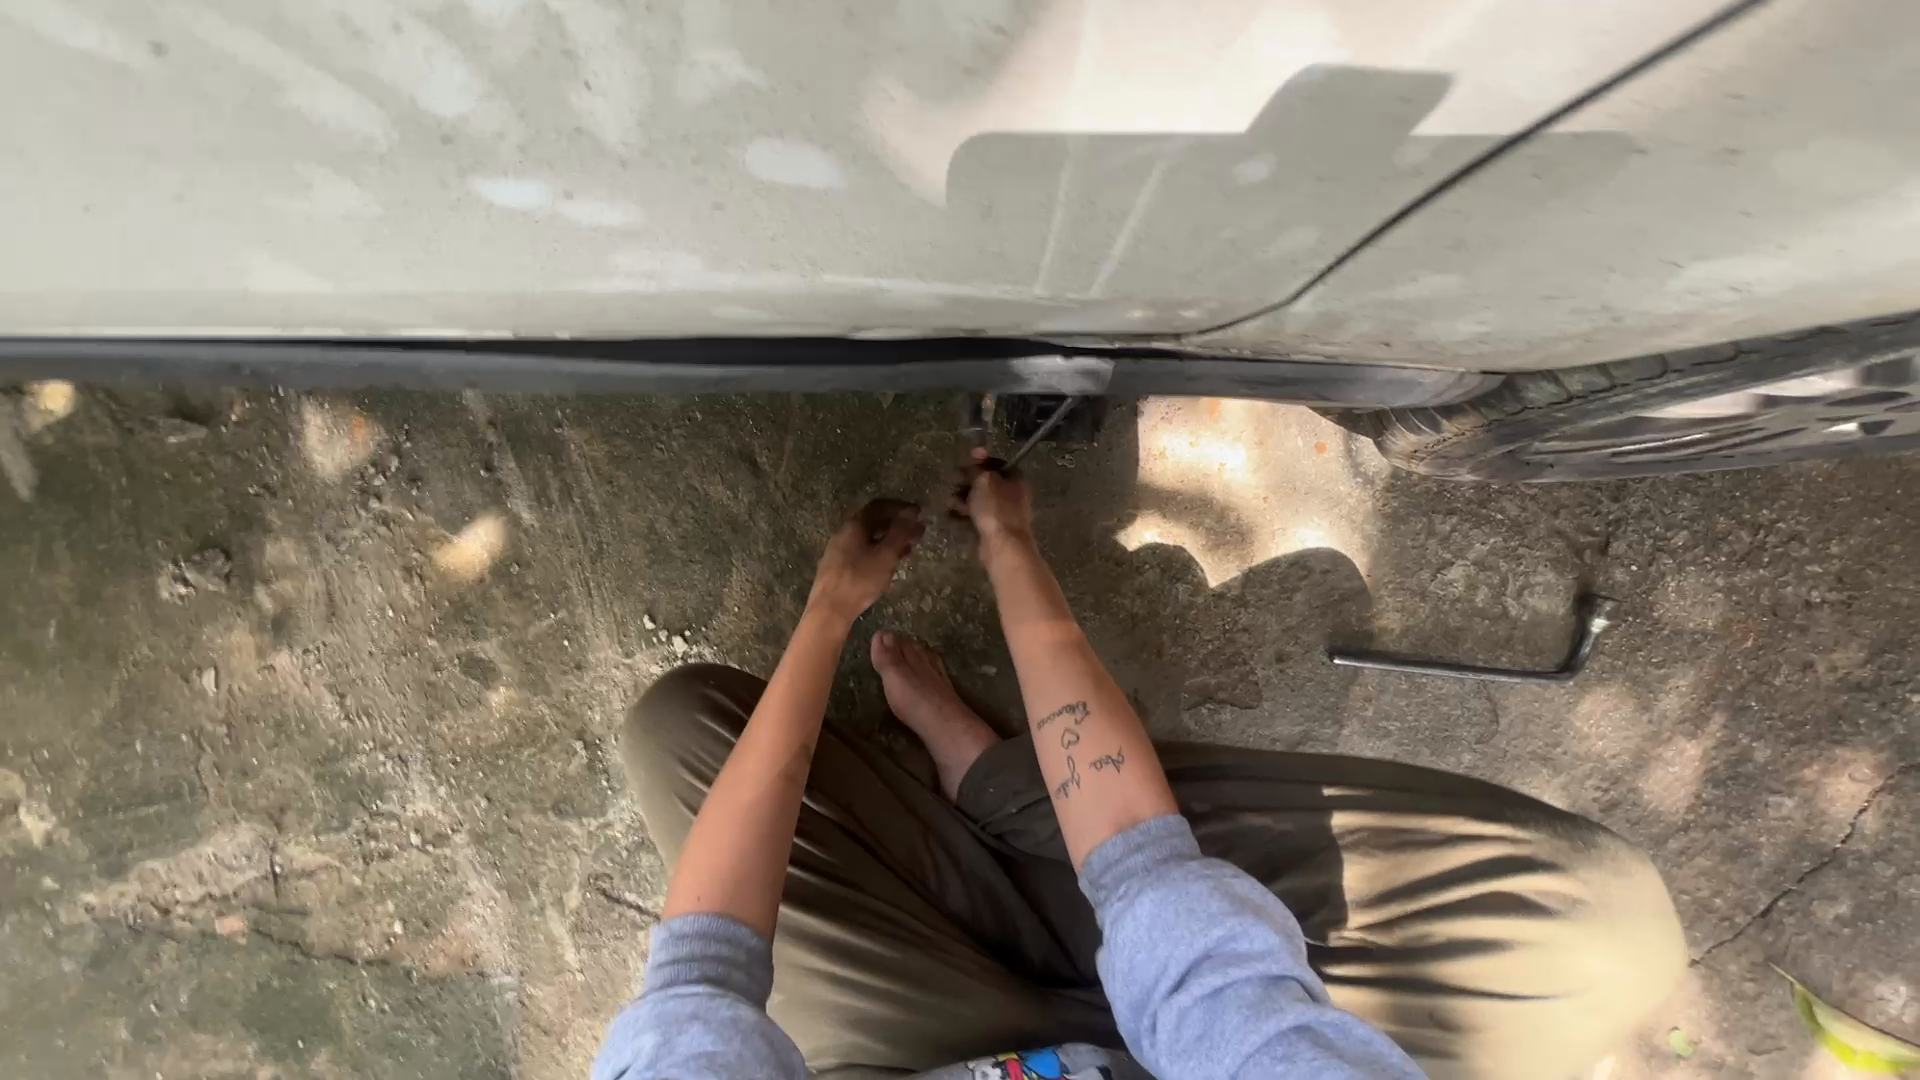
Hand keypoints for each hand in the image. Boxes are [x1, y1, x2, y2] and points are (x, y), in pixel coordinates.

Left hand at [807, 499, 924, 622]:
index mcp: (855, 525)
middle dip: (897, 525)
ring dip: (890, 540)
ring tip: (909, 550)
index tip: (918, 513)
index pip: (879, 506)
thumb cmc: (860, 579)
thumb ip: (899, 532)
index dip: (900, 507)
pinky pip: (862, 551)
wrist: (829, 609)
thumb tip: (911, 512)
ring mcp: (838, 550)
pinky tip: (889, 565)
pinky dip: (879, 552)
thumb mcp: (886, 555)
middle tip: (918, 533)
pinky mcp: (837, 566)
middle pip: (874, 522)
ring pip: (869, 538)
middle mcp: (844, 533)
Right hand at [950, 448, 1032, 548]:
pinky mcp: (995, 529)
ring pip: (981, 500)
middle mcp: (1013, 494)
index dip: (980, 461)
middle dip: (969, 482)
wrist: (1002, 544)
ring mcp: (1005, 513)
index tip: (964, 463)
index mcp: (1016, 479)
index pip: (997, 464)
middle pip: (988, 483)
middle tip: (955, 483)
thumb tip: (977, 452)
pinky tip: (952, 515)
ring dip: (965, 499)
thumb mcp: (983, 480)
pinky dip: (966, 514)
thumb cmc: (995, 507)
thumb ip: (977, 467)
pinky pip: (978, 517)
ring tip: (951, 501)